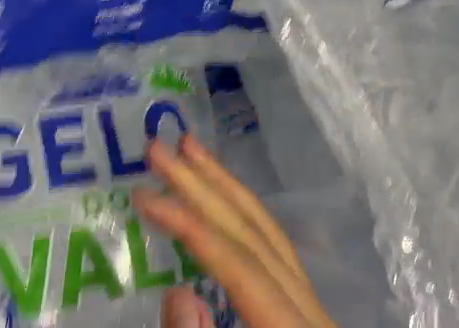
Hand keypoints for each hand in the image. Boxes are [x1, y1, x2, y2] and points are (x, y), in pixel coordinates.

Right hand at [137, 135, 340, 327]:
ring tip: (188, 147)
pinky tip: (215, 202)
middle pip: (258, 237)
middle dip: (204, 187)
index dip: (189, 225)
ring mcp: (315, 314)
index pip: (239, 265)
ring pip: (272, 239)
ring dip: (224, 190)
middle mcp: (316, 314)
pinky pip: (273, 256)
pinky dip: (241, 220)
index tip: (142, 195)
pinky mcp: (305, 318)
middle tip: (156, 147)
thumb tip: (178, 291)